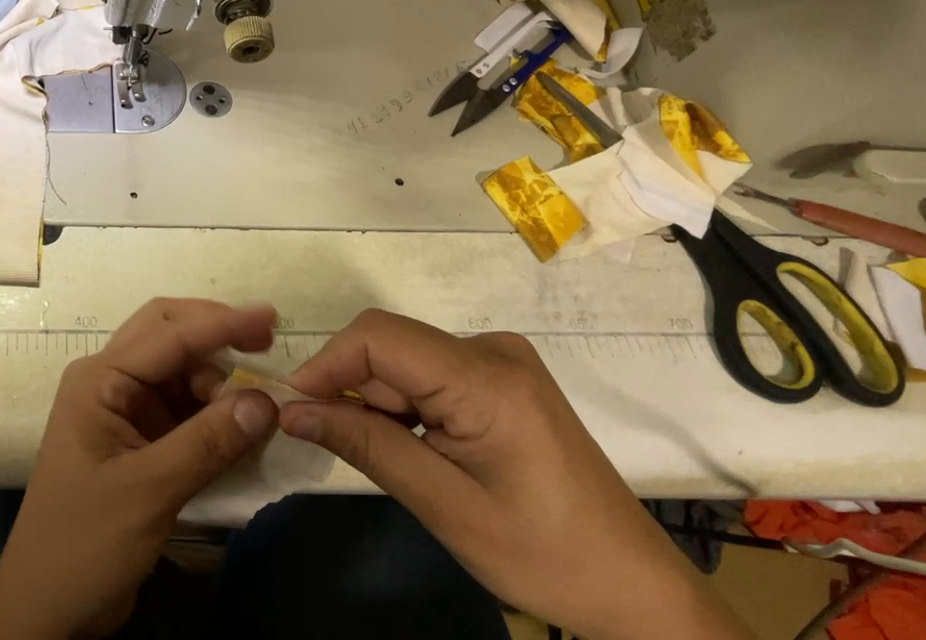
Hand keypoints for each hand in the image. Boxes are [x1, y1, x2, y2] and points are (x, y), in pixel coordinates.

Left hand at [0, 299, 280, 638]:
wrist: (48, 604)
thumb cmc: (85, 542)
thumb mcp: (149, 491)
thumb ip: (208, 442)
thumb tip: (265, 401)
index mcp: (98, 380)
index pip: (166, 334)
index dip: (221, 322)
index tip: (271, 318)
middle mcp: (109, 383)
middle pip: (167, 336)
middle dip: (216, 336)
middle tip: (268, 347)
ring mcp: (123, 412)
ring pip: (179, 373)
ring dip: (218, 380)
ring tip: (260, 407)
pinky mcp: (138, 442)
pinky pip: (183, 410)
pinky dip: (213, 413)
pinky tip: (244, 428)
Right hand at [279, 310, 754, 639]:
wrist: (634, 587)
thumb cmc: (543, 554)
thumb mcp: (444, 506)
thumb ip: (365, 446)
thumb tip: (291, 410)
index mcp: (487, 378)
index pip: (379, 337)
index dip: (326, 364)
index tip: (294, 409)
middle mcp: (494, 350)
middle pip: (390, 347)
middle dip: (354, 392)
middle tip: (346, 449)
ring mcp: (502, 362)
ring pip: (405, 362)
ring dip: (380, 404)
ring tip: (400, 463)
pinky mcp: (503, 379)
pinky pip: (430, 374)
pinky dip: (406, 408)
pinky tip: (420, 451)